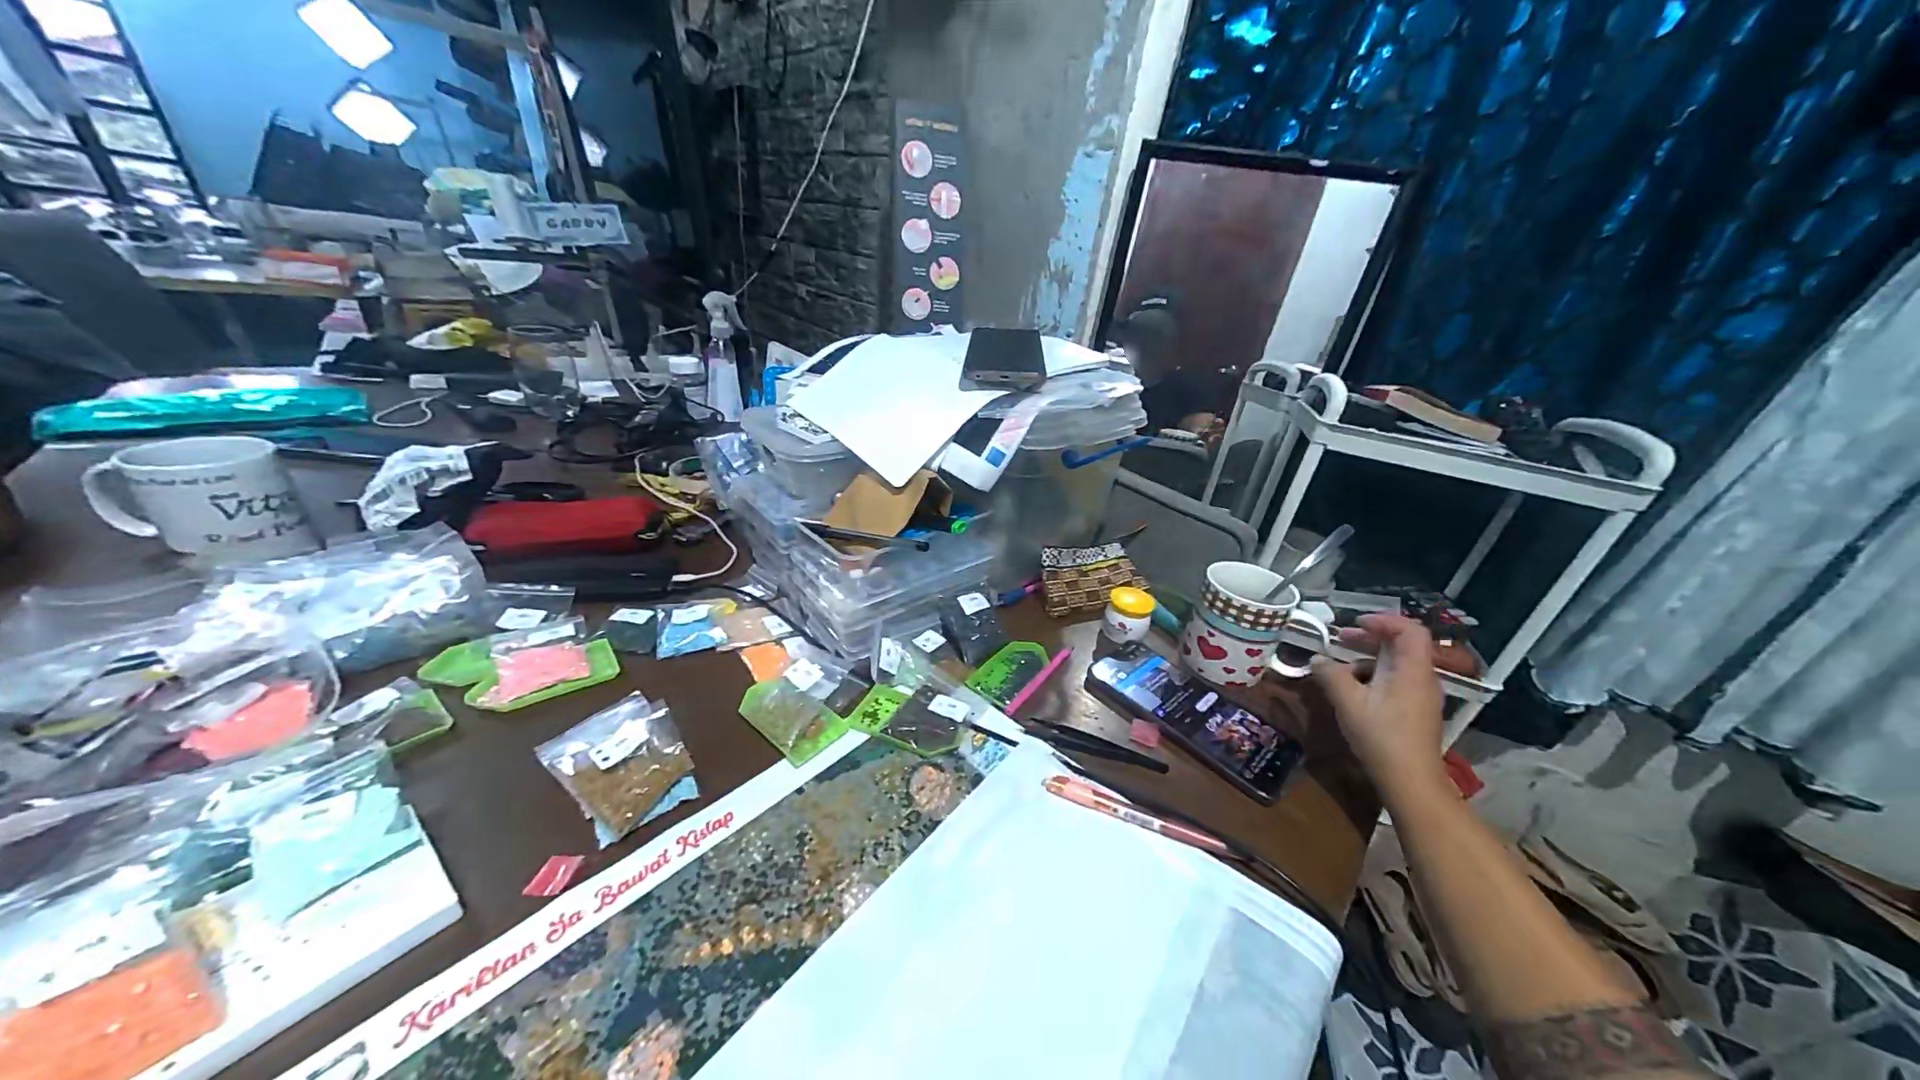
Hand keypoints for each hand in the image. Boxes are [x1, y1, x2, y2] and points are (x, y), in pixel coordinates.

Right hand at [1312, 614, 1446, 796]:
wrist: (1410, 780)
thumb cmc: (1380, 736)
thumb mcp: (1347, 702)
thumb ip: (1330, 674)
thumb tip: (1317, 659)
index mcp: (1412, 670)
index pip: (1409, 629)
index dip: (1383, 620)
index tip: (1354, 622)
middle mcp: (1422, 678)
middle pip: (1403, 644)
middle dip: (1370, 637)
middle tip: (1340, 638)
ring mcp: (1422, 695)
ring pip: (1398, 663)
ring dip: (1369, 658)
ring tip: (1340, 666)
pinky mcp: (1416, 710)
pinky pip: (1397, 680)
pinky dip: (1374, 675)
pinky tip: (1352, 690)